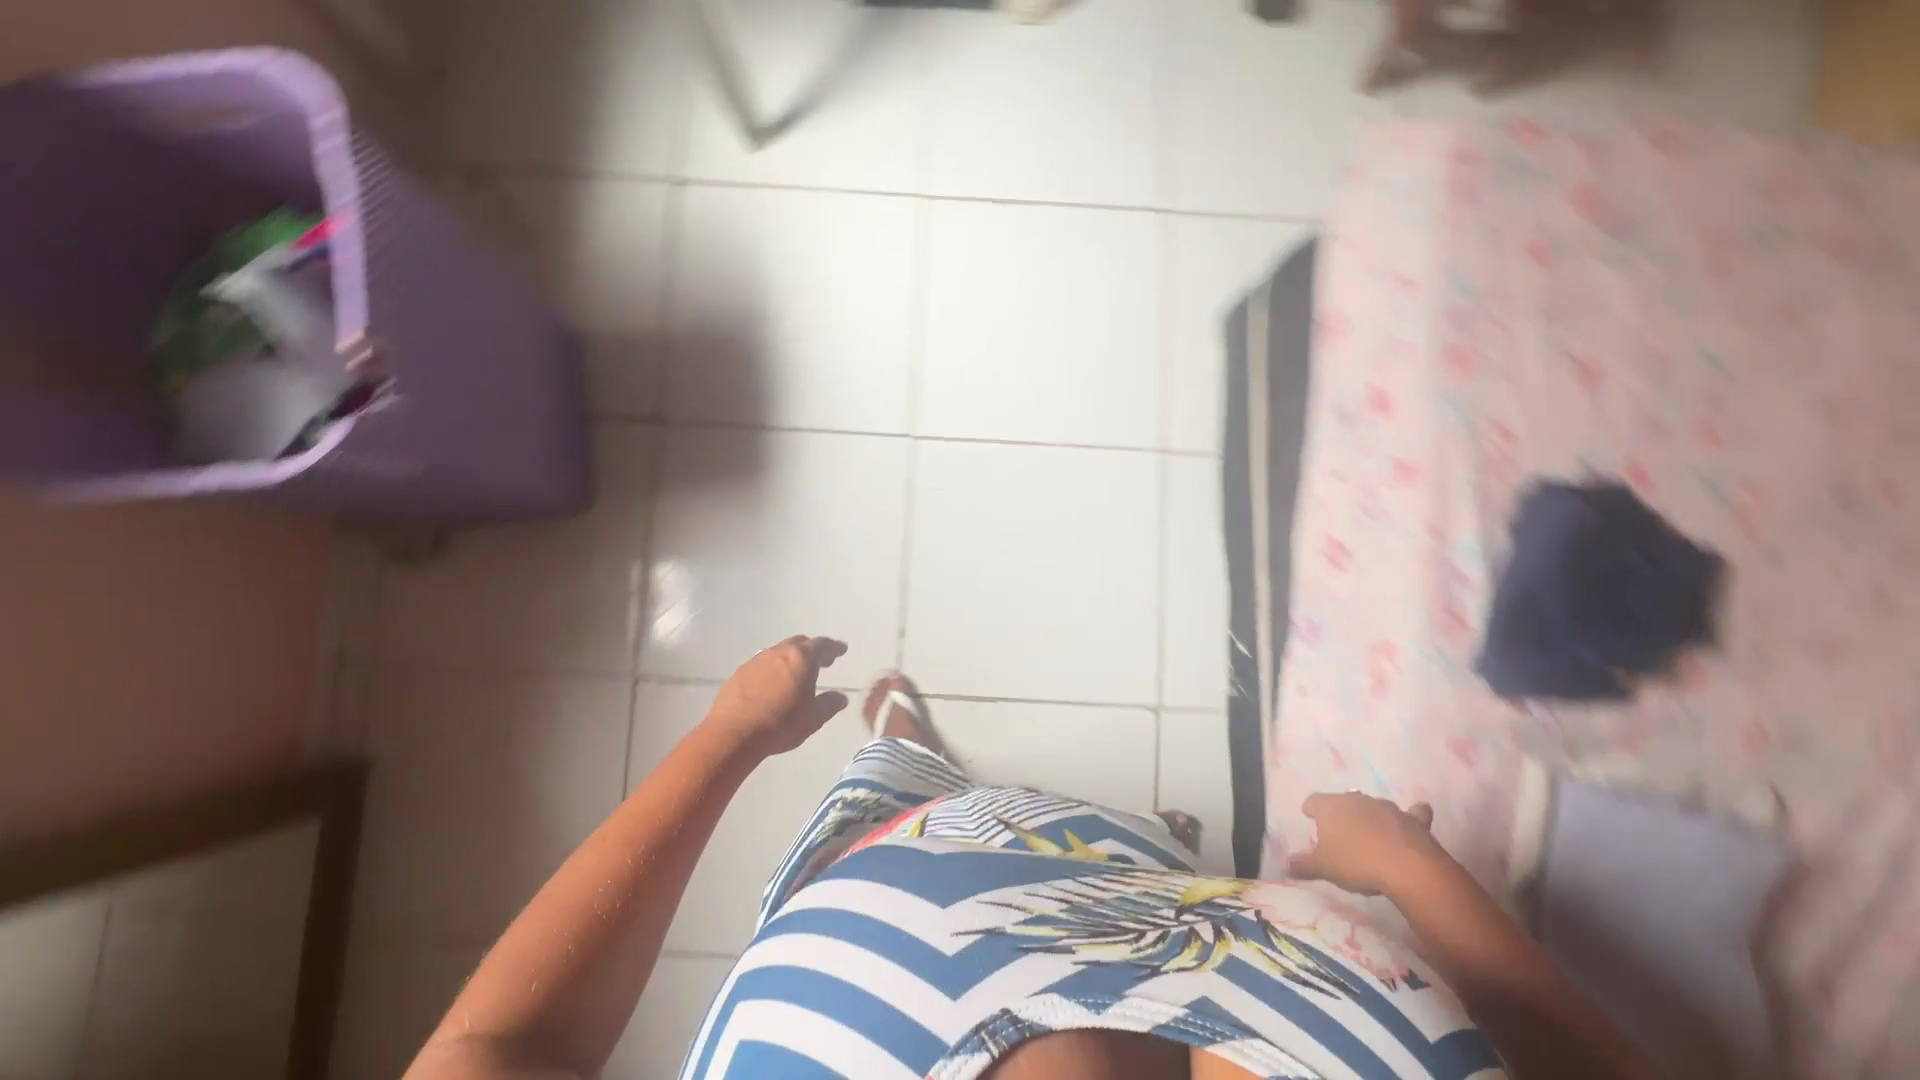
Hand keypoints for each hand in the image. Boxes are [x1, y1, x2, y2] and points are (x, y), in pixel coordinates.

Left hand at [705, 636, 848, 755]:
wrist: (734, 734)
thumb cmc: (781, 724)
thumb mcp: (813, 718)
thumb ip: (829, 704)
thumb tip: (840, 697)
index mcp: (801, 659)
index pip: (822, 645)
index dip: (834, 647)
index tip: (841, 650)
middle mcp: (778, 653)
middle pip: (798, 643)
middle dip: (812, 650)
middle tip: (822, 661)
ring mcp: (755, 661)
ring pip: (778, 652)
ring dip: (790, 659)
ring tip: (796, 673)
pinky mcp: (739, 673)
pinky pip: (761, 665)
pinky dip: (772, 669)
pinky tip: (771, 685)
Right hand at [1287, 792, 1447, 895]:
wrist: (1408, 868)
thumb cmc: (1356, 863)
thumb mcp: (1324, 868)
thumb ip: (1304, 865)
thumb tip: (1286, 864)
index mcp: (1331, 807)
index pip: (1314, 800)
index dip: (1310, 808)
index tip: (1308, 815)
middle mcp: (1358, 800)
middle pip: (1345, 800)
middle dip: (1341, 813)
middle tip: (1340, 831)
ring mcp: (1387, 807)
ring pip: (1374, 806)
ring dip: (1371, 816)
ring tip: (1370, 833)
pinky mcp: (1414, 820)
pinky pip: (1412, 813)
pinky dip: (1411, 817)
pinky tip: (1410, 822)